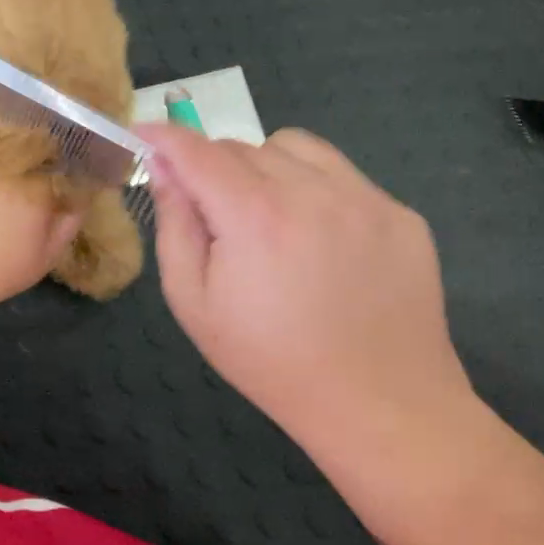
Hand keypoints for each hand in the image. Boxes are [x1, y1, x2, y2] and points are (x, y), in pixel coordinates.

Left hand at [0, 139, 79, 324]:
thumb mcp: (39, 260)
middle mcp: (3, 155)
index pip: (64, 149)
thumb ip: (68, 221)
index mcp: (38, 182)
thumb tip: (81, 189)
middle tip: (20, 155)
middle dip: (30, 138)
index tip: (56, 160)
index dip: (62, 153)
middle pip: (27, 129)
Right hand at [138, 124, 474, 448]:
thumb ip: (173, 225)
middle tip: (206, 209)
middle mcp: (312, 194)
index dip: (161, 137)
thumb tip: (163, 169)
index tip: (141, 137)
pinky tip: (314, 236)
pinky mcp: (402, 216)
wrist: (384, 408)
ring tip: (263, 213)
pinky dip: (312, 185)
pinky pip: (340, 173)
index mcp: (254, 217)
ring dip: (262, 165)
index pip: (195, 149)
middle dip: (209, 165)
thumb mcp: (192, 300)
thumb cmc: (269, 358)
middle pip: (239, 146)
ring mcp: (365, 201)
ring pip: (291, 147)